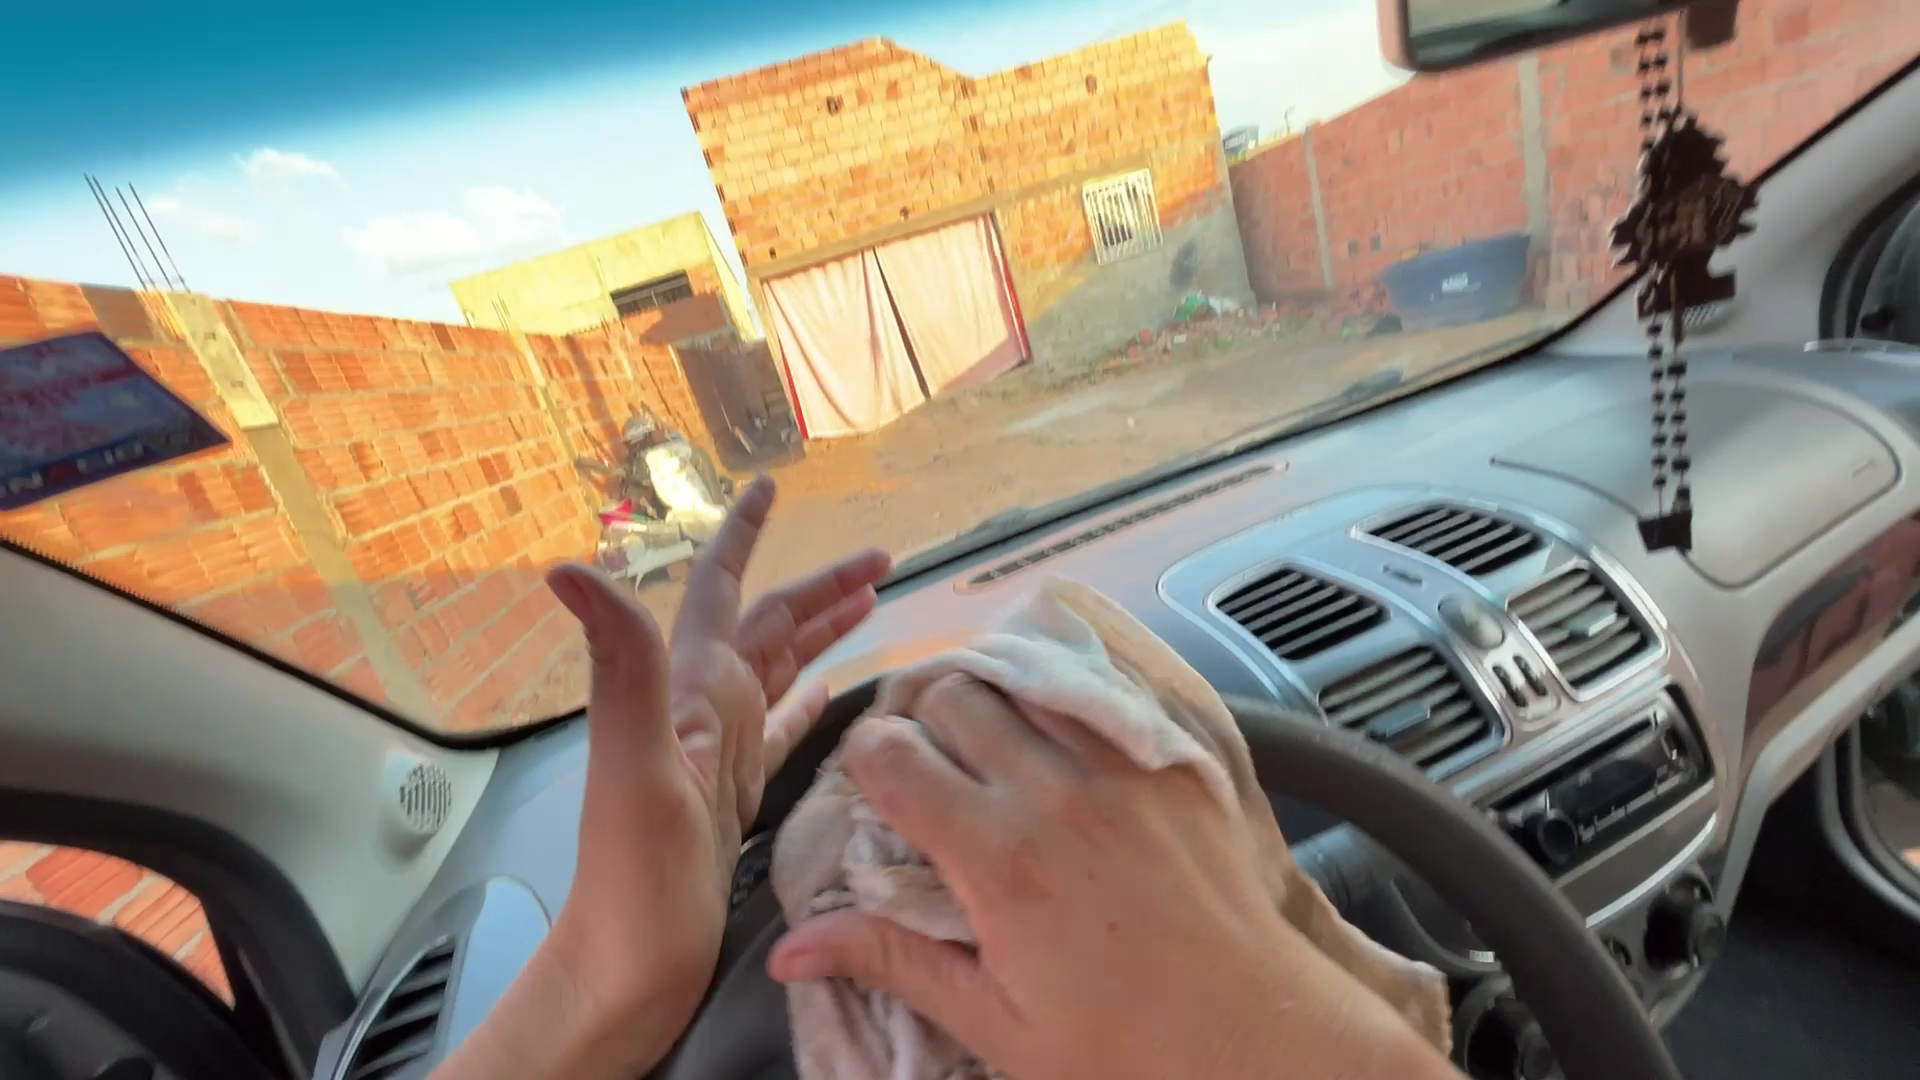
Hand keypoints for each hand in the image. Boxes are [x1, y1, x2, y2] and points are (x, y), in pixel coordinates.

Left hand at [435, 475, 889, 1079]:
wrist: (630, 965)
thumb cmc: (635, 874)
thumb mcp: (635, 765)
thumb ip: (621, 666)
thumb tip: (569, 568)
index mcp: (695, 685)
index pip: (723, 587)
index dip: (744, 533)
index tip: (768, 487)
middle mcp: (711, 703)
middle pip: (775, 622)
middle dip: (824, 583)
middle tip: (881, 558)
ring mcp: (727, 744)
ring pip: (785, 665)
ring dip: (824, 629)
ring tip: (870, 603)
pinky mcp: (742, 785)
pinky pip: (787, 724)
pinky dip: (811, 696)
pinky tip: (832, 688)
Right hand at [766, 675, 1455, 1079]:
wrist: (1261, 1034)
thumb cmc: (1124, 1046)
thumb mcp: (997, 1023)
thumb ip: (893, 963)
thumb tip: (791, 948)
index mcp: (996, 857)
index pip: (892, 757)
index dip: (863, 756)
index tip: (872, 779)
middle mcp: (1048, 789)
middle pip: (947, 693)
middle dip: (917, 714)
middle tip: (923, 752)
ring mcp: (1111, 761)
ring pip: (1013, 675)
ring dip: (982, 694)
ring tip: (980, 734)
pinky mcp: (1161, 754)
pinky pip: (1086, 689)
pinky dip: (1048, 693)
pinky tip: (1047, 726)